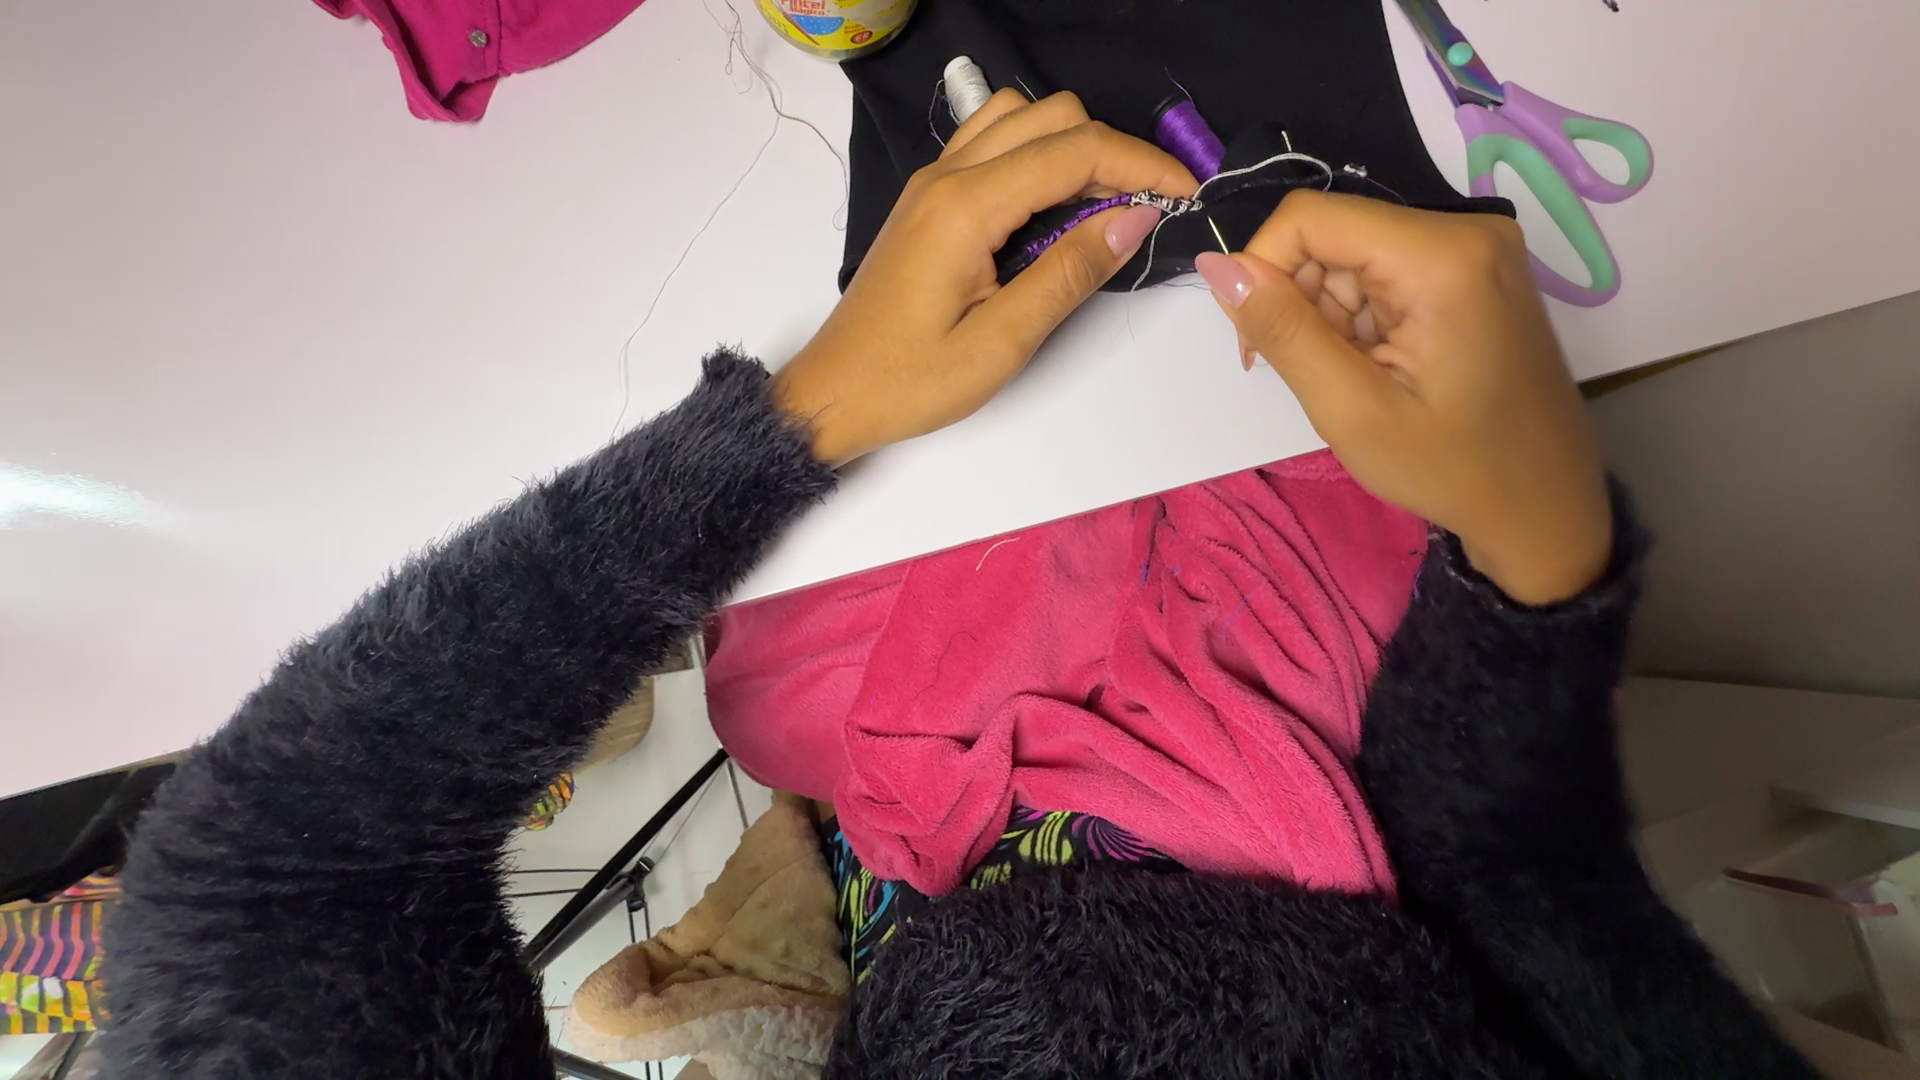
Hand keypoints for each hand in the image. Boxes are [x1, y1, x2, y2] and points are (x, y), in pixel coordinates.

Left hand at [773, 91, 1195, 464]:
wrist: (834, 393)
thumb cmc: (910, 383)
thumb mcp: (1001, 342)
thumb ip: (1069, 273)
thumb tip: (1133, 220)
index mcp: (965, 207)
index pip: (1073, 151)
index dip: (1140, 166)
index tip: (1184, 194)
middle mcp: (945, 177)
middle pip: (1049, 117)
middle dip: (1110, 153)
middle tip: (1143, 212)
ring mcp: (930, 185)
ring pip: (1017, 120)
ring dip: (1069, 149)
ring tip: (1097, 211)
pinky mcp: (925, 204)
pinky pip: (988, 148)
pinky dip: (1032, 160)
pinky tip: (1047, 210)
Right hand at [1194, 191, 1610, 604]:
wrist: (1538, 503)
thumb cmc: (1446, 467)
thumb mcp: (1348, 408)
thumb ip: (1282, 330)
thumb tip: (1215, 264)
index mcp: (1439, 256)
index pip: (1307, 218)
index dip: (1261, 271)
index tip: (1259, 345)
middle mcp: (1462, 230)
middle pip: (1330, 237)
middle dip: (1296, 302)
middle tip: (1314, 375)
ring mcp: (1470, 251)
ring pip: (1347, 260)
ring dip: (1325, 319)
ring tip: (1354, 380)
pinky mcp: (1468, 274)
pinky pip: (1379, 277)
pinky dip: (1354, 322)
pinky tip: (1375, 369)